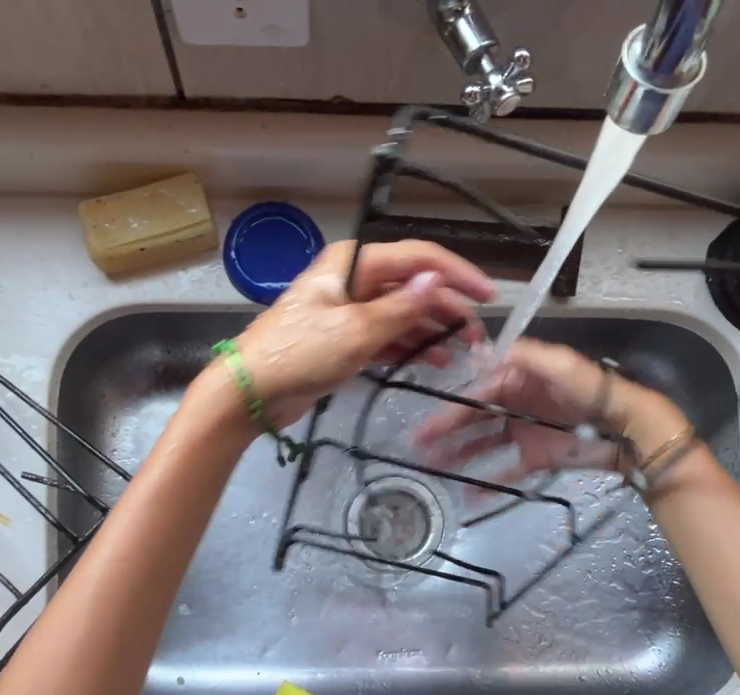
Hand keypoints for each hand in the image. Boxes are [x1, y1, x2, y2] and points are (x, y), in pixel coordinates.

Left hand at [211, 240, 496, 428]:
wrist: (251, 391)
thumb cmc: (299, 354)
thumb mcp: (356, 332)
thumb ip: (401, 308)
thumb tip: (437, 282)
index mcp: (355, 263)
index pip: (418, 259)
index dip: (456, 275)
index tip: (488, 296)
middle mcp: (354, 280)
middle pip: (412, 286)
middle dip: (446, 308)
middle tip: (475, 337)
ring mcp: (348, 310)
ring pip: (401, 313)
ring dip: (430, 331)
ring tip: (458, 353)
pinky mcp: (343, 339)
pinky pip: (385, 336)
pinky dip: (407, 347)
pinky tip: (430, 361)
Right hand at [414, 339, 692, 489]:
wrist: (628, 429)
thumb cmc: (594, 392)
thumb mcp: (561, 364)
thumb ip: (523, 355)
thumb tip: (481, 352)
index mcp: (519, 378)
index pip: (478, 392)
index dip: (452, 407)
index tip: (428, 422)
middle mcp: (516, 403)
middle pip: (474, 418)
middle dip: (446, 431)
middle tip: (419, 447)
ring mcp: (525, 432)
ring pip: (483, 444)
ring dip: (458, 455)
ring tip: (433, 468)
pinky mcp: (537, 458)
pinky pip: (506, 470)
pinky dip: (487, 483)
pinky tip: (467, 495)